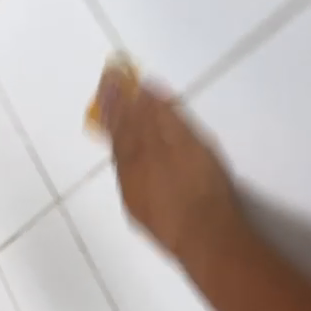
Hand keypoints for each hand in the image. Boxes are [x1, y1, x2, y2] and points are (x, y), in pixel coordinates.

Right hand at [95, 62, 251, 260]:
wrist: (208, 234)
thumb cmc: (169, 228)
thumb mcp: (136, 205)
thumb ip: (129, 177)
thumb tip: (123, 158)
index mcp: (131, 169)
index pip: (117, 134)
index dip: (109, 112)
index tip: (102, 93)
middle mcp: (148, 154)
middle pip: (131, 119)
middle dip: (120, 97)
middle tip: (111, 76)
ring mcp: (174, 148)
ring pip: (152, 116)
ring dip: (140, 96)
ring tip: (131, 78)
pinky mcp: (196, 146)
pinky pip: (176, 119)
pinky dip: (165, 103)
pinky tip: (158, 91)